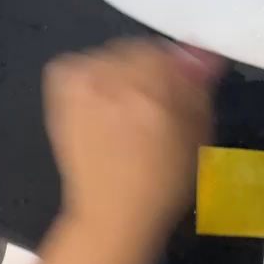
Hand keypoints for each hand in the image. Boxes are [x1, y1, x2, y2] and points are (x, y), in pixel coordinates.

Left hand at [43, 39, 221, 263]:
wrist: (112, 212)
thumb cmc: (163, 179)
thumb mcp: (197, 133)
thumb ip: (198, 87)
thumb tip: (202, 53)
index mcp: (156, 90)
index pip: (169, 52)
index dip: (178, 70)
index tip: (179, 90)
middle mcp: (116, 80)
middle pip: (139, 50)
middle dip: (149, 70)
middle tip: (151, 104)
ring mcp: (84, 84)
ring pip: (110, 55)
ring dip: (119, 73)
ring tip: (122, 107)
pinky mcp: (61, 93)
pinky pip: (77, 63)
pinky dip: (88, 74)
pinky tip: (97, 101)